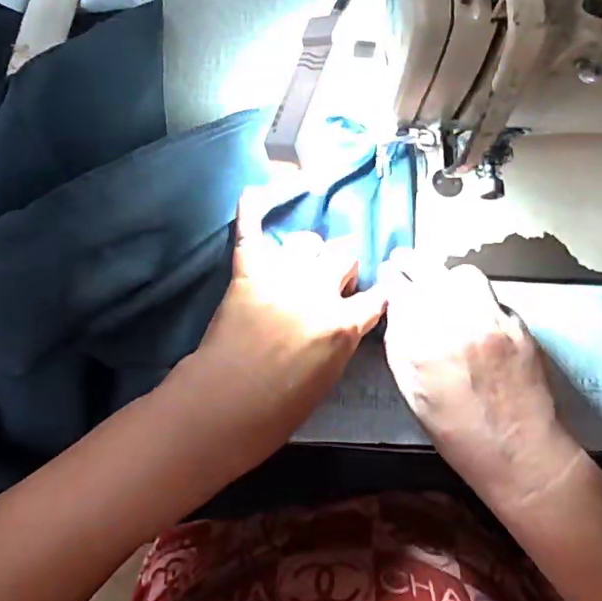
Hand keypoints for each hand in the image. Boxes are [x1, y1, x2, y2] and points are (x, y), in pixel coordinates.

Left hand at [164, 186, 387, 461]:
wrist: (224, 403)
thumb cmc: (277, 407)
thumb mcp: (328, 376)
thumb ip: (341, 337)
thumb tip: (343, 317)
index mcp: (344, 324)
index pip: (376, 295)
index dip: (373, 295)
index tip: (371, 294)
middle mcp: (318, 291)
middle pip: (343, 255)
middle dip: (338, 268)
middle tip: (324, 285)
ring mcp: (282, 276)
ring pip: (308, 241)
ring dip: (307, 252)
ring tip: (296, 265)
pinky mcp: (248, 271)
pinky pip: (252, 228)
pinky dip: (253, 209)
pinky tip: (254, 192)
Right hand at [380, 251, 583, 505]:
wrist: (517, 450)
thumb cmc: (454, 429)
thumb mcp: (409, 386)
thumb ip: (400, 341)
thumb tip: (397, 309)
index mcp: (419, 343)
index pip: (397, 289)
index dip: (389, 280)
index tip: (388, 279)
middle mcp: (453, 322)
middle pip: (427, 269)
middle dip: (411, 262)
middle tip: (404, 262)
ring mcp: (489, 320)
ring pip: (462, 275)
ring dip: (447, 277)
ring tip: (442, 289)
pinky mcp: (517, 324)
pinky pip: (490, 296)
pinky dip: (475, 299)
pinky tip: (472, 315)